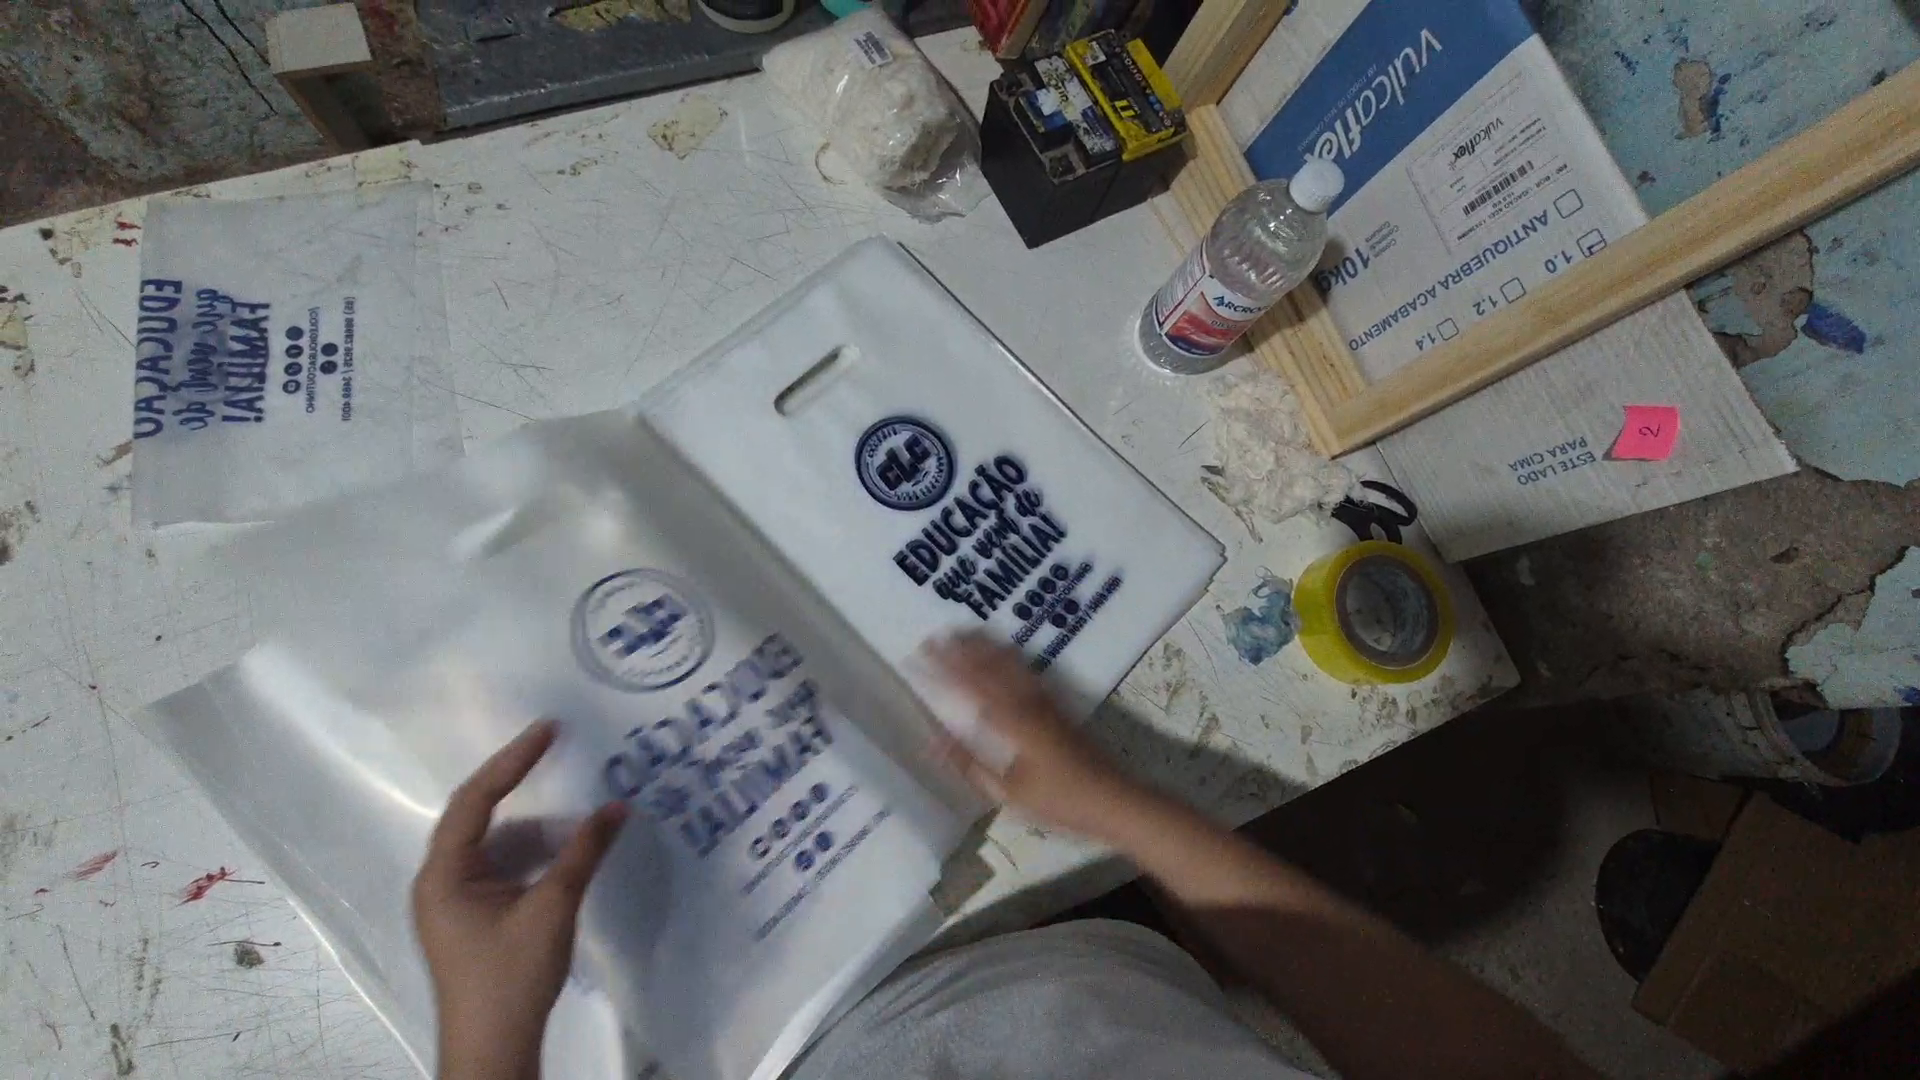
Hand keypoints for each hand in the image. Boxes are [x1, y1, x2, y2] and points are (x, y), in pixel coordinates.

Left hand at [412, 719, 628, 1079]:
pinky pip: (507, 863)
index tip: (549, 728)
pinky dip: (538, 848)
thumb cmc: (511, 976)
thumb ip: (583, 851)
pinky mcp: (478, 914)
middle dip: (519, 779)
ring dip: (538, 822)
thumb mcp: (553, 906)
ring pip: (498, 839)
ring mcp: (458, 898)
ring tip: (578, 806)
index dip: (513, 759)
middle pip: (479, 812)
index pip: (476, 799)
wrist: (493, 1050)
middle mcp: (442, 879)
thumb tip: (619, 805)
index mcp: (444, 874)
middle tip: (558, 745)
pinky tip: (569, 846)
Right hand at [924, 634, 1148, 839]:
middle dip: (960, 649)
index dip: (940, 670)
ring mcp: (1045, 699)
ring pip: (1009, 662)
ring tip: (963, 632)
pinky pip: (1027, 669)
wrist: (1112, 798)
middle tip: (934, 636)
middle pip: (989, 665)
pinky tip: (1003, 650)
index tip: (917, 657)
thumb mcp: (1007, 792)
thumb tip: (932, 741)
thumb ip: (969, 764)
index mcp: (1011, 722)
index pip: (968, 687)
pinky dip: (1008, 654)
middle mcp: (1027, 701)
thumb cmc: (1058, 801)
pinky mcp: (1057, 703)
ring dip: (984, 645)